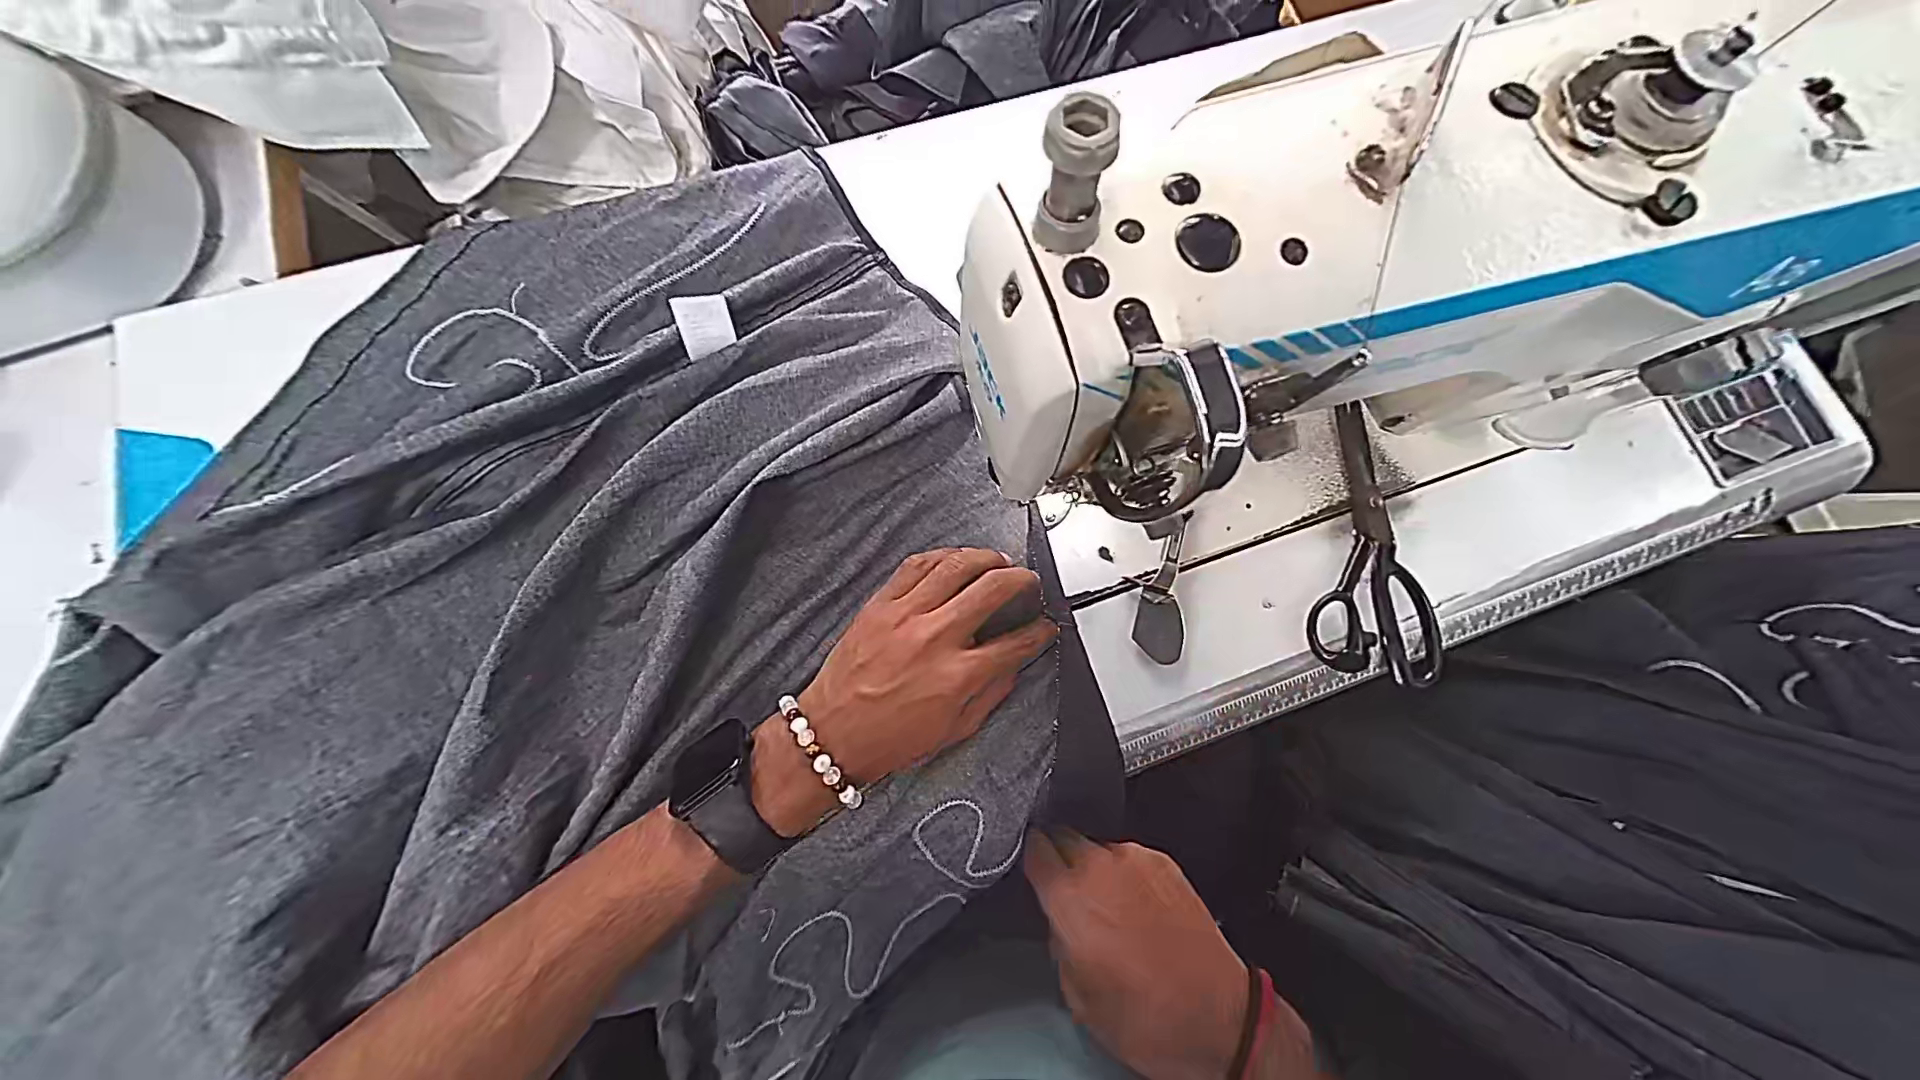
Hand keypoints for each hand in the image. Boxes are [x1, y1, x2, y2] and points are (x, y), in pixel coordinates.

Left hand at [751, 548, 1055, 835]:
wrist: (834, 734)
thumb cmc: (889, 738)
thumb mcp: (956, 728)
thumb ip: (992, 693)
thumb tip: (1014, 664)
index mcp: (958, 676)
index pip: (1016, 642)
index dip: (1040, 630)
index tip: (1044, 625)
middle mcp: (935, 638)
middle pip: (993, 588)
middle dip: (1022, 580)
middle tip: (1028, 582)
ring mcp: (905, 616)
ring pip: (956, 565)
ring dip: (987, 557)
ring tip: (998, 562)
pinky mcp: (880, 605)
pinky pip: (916, 565)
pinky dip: (942, 556)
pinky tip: (954, 559)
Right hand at [1024, 830, 1248, 1079]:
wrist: (1220, 1020)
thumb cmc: (1152, 1019)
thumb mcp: (1079, 996)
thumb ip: (1057, 941)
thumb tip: (1058, 921)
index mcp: (1069, 899)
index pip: (1033, 848)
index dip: (1029, 858)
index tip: (1032, 869)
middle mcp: (1098, 868)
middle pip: (1062, 837)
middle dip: (1060, 860)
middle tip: (1070, 894)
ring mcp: (1134, 860)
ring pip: (1096, 847)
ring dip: (1094, 868)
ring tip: (1112, 907)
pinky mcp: (1164, 862)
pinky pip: (1129, 856)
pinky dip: (1126, 873)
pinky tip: (1138, 906)